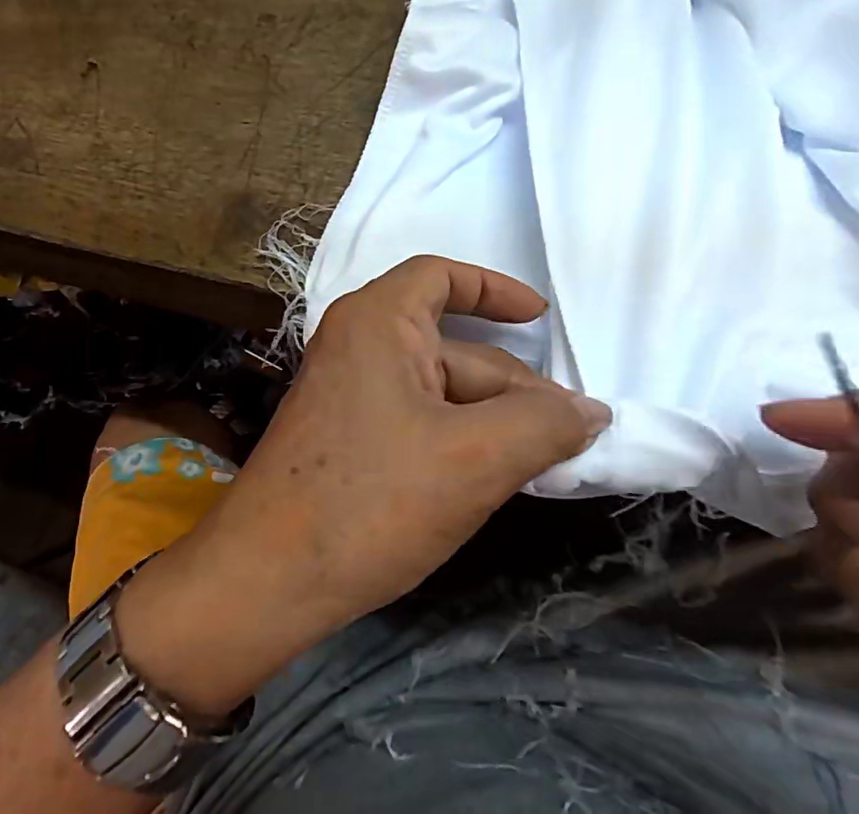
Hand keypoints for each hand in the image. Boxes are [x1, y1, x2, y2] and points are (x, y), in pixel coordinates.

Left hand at [118, 257, 610, 716]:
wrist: (266, 580)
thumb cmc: (371, 501)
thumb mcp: (476, 458)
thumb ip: (544, 424)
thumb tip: (592, 411)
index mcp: (376, 323)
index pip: (440, 277)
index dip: (494, 289)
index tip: (541, 319)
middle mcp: (356, 347)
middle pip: (452, 347)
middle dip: (512, 387)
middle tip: (568, 433)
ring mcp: (346, 397)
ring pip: (437, 392)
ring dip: (490, 421)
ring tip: (541, 462)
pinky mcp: (344, 441)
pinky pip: (415, 422)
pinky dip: (458, 440)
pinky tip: (490, 477)